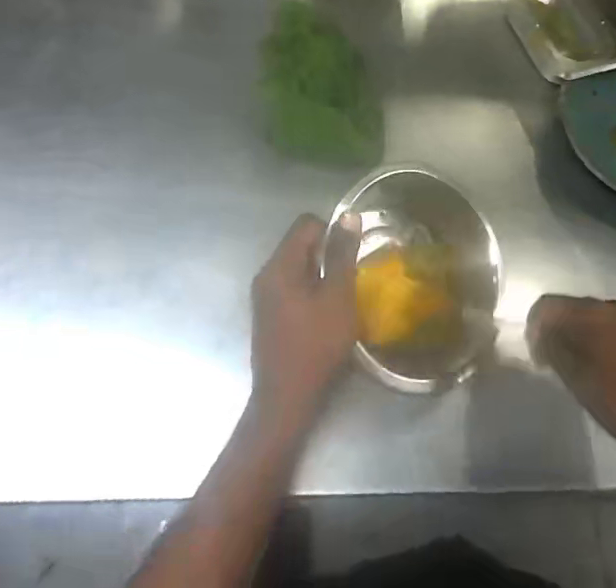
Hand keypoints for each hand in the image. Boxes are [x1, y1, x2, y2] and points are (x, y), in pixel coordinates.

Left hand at [250, 213, 358, 425]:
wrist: (285, 399)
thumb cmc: (316, 345)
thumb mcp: (338, 296)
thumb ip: (342, 254)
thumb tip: (348, 216)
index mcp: (279, 266)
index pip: (306, 224)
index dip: (333, 230)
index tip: (351, 255)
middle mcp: (266, 275)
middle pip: (300, 244)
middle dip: (328, 253)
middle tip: (350, 278)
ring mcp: (264, 296)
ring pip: (298, 267)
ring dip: (321, 274)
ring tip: (341, 298)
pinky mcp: (268, 315)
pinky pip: (292, 286)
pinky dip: (311, 291)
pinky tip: (325, 315)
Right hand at [528, 295, 615, 462]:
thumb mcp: (583, 383)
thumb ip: (557, 352)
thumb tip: (540, 332)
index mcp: (591, 314)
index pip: (546, 305)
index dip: (533, 328)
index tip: (534, 358)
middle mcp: (609, 308)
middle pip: (567, 309)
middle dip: (552, 333)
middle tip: (550, 368)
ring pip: (587, 320)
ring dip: (574, 339)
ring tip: (574, 374)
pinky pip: (606, 329)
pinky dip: (594, 344)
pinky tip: (601, 374)